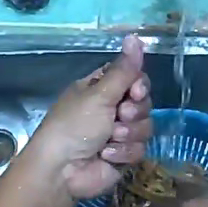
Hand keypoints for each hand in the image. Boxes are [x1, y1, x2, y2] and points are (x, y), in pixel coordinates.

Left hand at [19, 34, 152, 199]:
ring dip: (127, 134)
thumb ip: (123, 70)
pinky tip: (106, 155)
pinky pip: (139, 149)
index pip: (134, 78)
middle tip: (119, 116)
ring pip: (145, 127)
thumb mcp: (99, 94)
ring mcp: (118, 133)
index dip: (139, 85)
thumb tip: (134, 36)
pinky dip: (123, 153)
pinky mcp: (123, 155)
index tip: (136, 90)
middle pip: (144, 102)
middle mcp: (110, 108)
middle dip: (134, 112)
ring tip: (108, 139)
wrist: (62, 170)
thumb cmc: (74, 125)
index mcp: (101, 89)